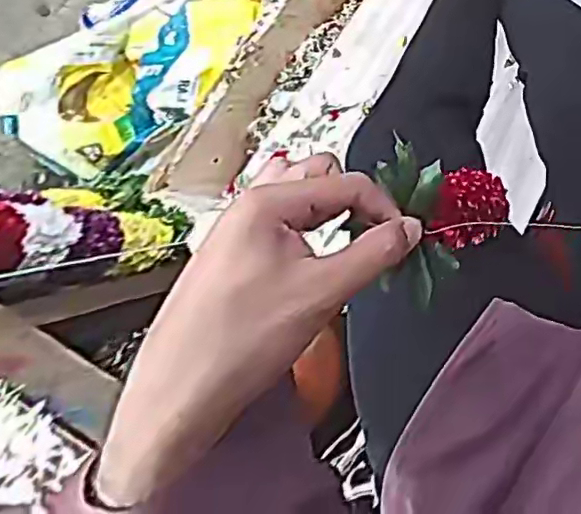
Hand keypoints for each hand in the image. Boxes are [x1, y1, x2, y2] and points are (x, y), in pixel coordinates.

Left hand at [94, 157, 419, 505]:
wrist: (172, 405)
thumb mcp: (324, 293)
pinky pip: (282, 217)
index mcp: (266, 203)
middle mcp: (247, 206)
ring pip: (301, 192)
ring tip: (349, 234)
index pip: (349, 183)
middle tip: (376, 230)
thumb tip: (408, 228)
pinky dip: (308, 221)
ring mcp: (236, 229)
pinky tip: (315, 248)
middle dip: (357, 198)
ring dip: (331, 206)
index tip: (401, 234)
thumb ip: (377, 251)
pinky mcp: (233, 253)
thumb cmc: (233, 347)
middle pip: (323, 174)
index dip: (384, 206)